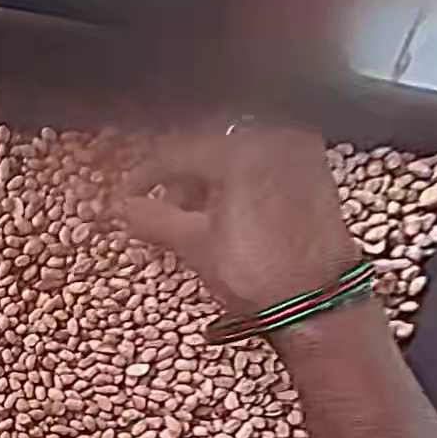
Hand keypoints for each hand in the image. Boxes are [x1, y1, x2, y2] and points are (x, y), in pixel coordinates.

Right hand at [113, 124, 360, 312]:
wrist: (314, 299)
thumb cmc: (254, 270)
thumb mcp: (192, 243)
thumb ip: (151, 217)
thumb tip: (123, 207)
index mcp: (246, 150)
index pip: (179, 150)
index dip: (144, 173)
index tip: (125, 195)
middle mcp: (277, 138)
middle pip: (207, 146)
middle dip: (175, 178)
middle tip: (153, 207)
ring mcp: (297, 154)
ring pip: (232, 154)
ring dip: (202, 180)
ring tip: (185, 217)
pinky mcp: (309, 173)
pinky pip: (256, 164)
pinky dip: (229, 182)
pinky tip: (216, 213)